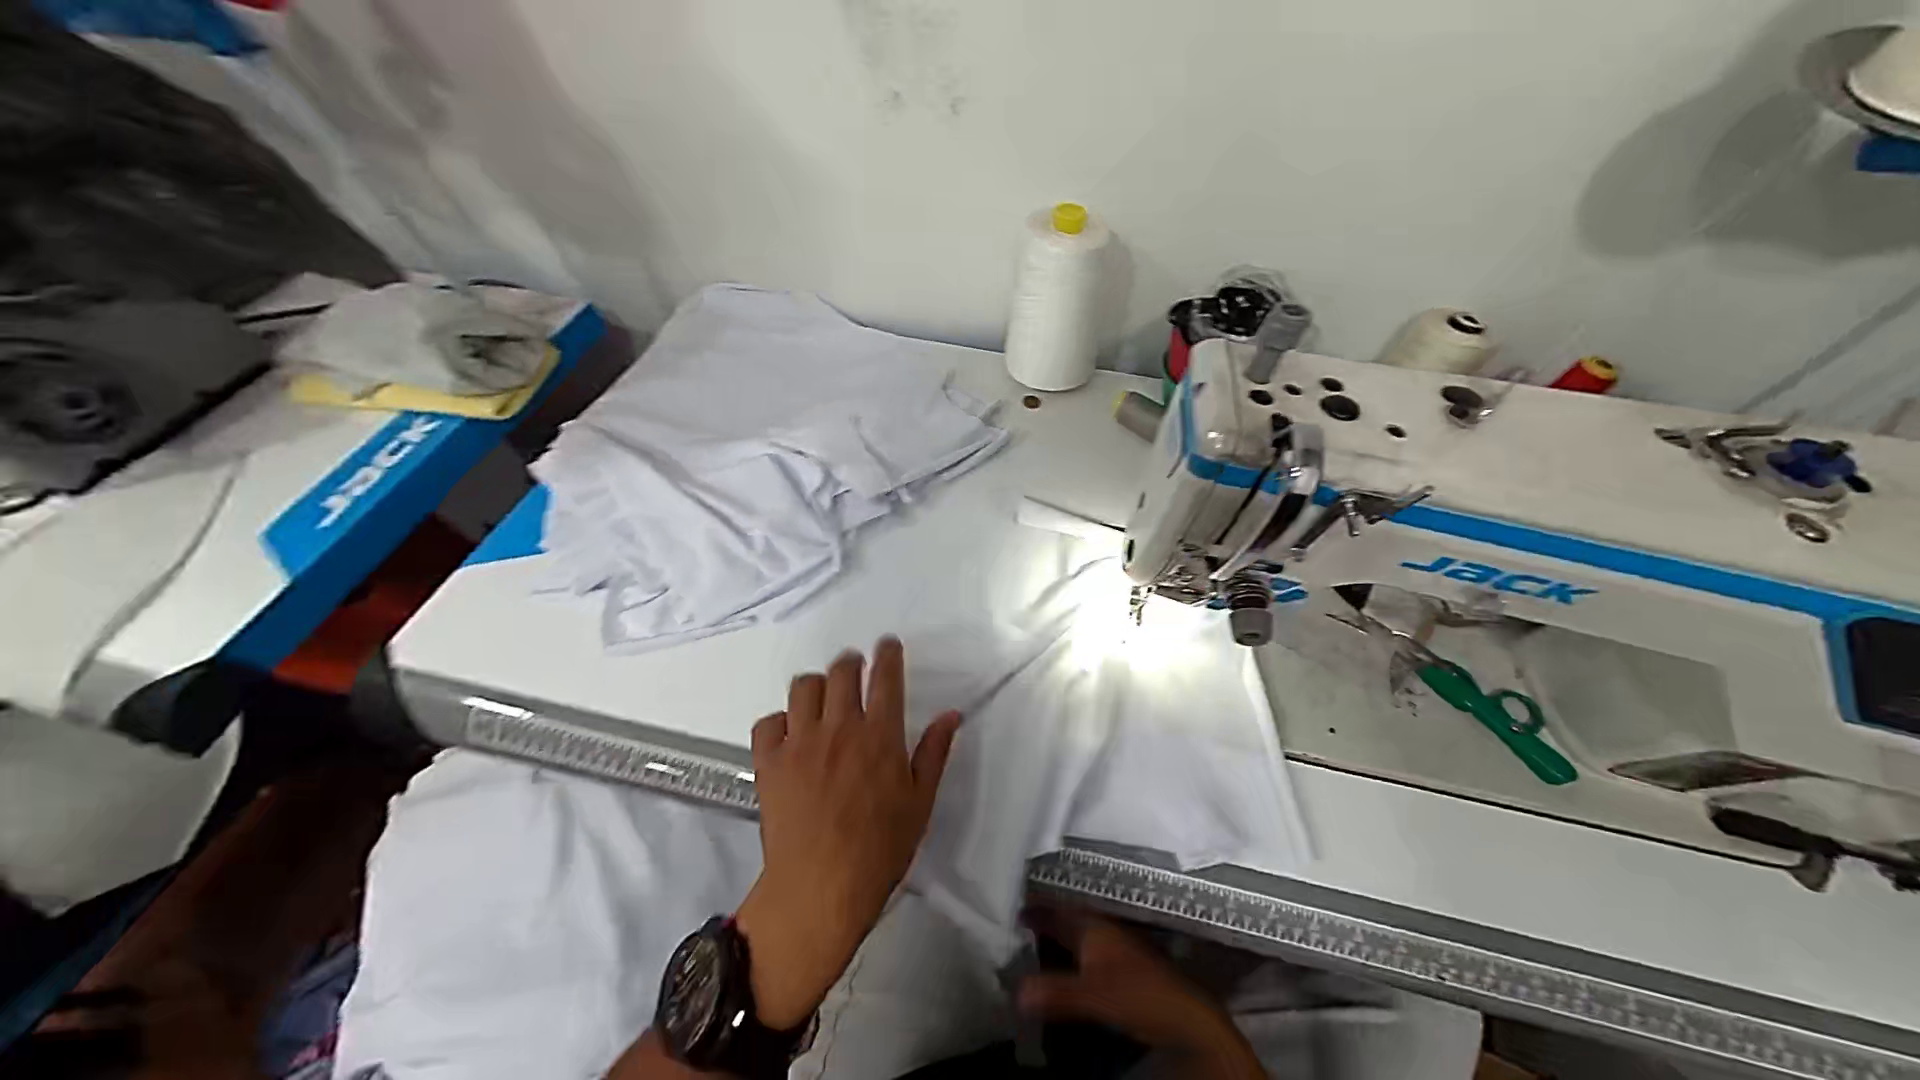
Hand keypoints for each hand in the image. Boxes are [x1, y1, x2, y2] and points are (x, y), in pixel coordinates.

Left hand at [732, 637, 960, 1029]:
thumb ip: (935, 753)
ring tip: (823, 700)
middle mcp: (840, 727)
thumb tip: (951, 714)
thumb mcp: (920, 802)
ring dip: (817, 685)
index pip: (885, 677)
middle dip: (851, 662)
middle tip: (855, 670)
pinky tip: (790, 735)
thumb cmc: (881, 848)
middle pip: (842, 670)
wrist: (821, 888)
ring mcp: (800, 741)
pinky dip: (780, 721)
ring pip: (804, 686)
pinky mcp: (769, 760)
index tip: (887, 644)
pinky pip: (769, 721)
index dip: (887, 654)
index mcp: (881, 735)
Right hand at [1019, 909, 1262, 1078]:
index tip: (1017, 905)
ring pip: (1083, 932)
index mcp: (1094, 926)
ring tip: (1042, 938)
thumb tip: (1016, 992)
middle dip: (1049, 917)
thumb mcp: (1091, 995)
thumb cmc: (1138, 995)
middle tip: (1024, 919)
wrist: (1186, 1017)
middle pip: (1071, 918)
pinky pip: (1092, 948)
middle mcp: (1106, 929)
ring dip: (1063, 933)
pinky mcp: (1128, 964)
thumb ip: (1055, 992)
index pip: (1059, 909)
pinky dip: (1077, 950)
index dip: (1039, 907)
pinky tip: (1071, 961)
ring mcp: (1119, 945)